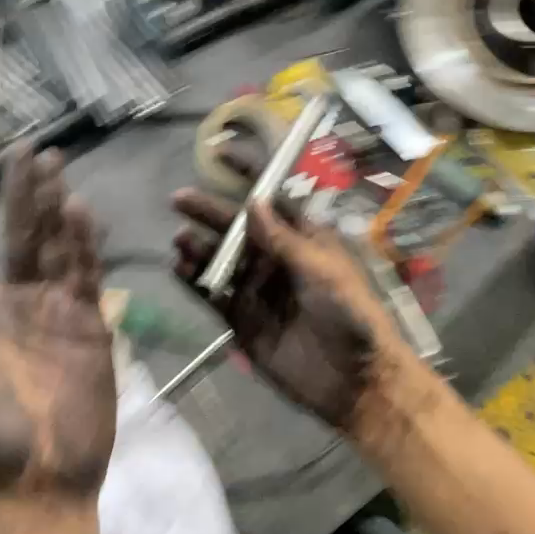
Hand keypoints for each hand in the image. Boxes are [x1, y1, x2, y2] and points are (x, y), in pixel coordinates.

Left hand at [0, 145, 115, 498]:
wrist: (40, 482)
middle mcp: (18, 299)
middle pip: (19, 233)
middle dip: (21, 191)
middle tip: (27, 148)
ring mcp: (55, 307)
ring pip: (55, 243)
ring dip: (54, 203)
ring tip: (55, 163)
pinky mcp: (89, 321)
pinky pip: (85, 272)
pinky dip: (83, 241)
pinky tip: (80, 210)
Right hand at [170, 179, 410, 432]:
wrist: (356, 381)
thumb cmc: (349, 315)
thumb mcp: (320, 270)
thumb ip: (283, 239)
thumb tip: (253, 202)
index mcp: (301, 239)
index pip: (270, 199)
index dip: (247, 174)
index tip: (220, 152)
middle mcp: (275, 258)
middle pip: (236, 228)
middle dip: (209, 212)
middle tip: (178, 199)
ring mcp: (257, 288)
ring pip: (220, 260)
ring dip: (199, 247)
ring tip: (181, 240)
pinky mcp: (242, 320)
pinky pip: (212, 294)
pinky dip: (194, 281)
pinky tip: (179, 269)